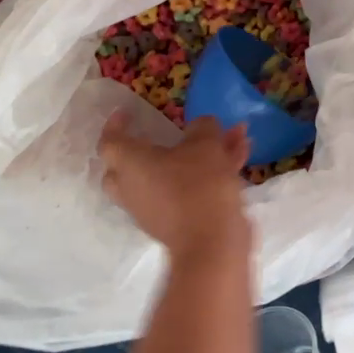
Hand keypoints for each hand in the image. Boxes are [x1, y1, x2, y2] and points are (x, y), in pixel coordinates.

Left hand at [100, 112, 251, 260]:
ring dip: (199, 152)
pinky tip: (242, 153)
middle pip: (127, 165)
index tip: (126, 112)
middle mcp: (134, 188)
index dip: (116, 124)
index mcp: (131, 165)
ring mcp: (153, 206)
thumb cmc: (198, 184)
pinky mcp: (176, 219)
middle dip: (145, 148)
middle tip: (162, 134)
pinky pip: (188, 186)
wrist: (211, 240)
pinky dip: (209, 171)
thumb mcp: (205, 143)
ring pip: (169, 173)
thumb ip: (202, 127)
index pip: (111, 141)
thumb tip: (200, 126)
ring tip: (234, 134)